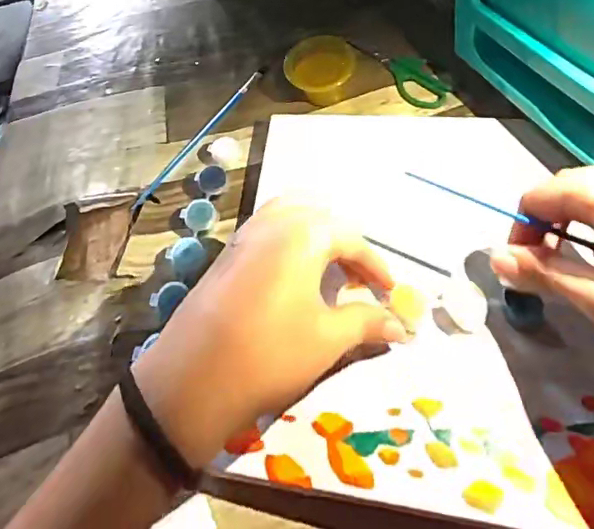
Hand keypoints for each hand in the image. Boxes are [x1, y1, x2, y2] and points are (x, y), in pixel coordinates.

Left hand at [133, 197, 409, 466]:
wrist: (193, 379)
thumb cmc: (270, 353)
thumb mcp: (327, 339)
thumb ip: (366, 322)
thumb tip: (401, 325)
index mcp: (304, 233)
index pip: (351, 239)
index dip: (375, 266)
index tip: (390, 292)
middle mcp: (275, 222)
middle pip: (321, 219)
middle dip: (346, 246)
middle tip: (359, 280)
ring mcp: (246, 234)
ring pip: (290, 215)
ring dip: (315, 234)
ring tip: (327, 267)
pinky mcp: (228, 252)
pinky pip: (268, 229)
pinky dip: (289, 239)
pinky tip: (292, 275)